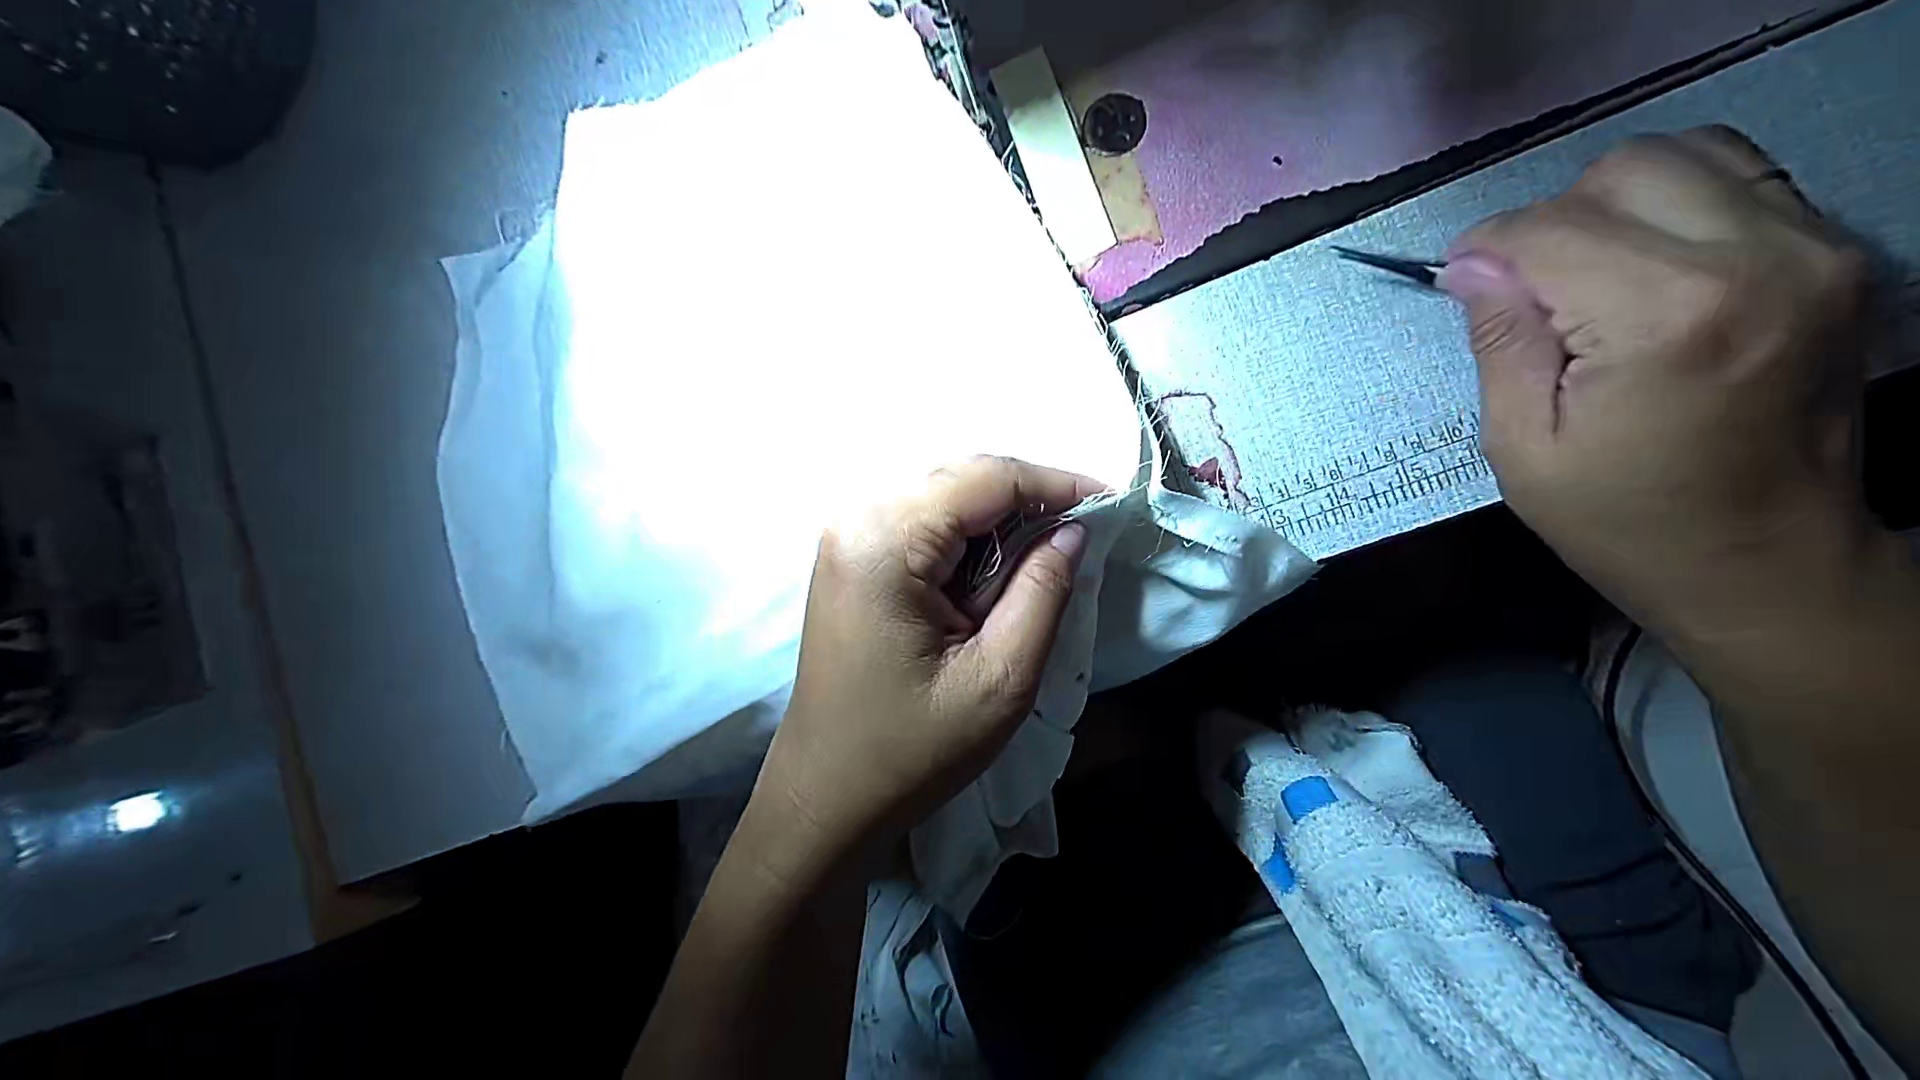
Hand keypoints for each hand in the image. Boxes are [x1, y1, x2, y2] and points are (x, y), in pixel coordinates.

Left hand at [752, 456, 1099, 867]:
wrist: (827, 795)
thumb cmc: (911, 750)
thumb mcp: (999, 679)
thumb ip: (1043, 592)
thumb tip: (1074, 530)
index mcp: (885, 540)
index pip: (984, 478)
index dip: (1054, 483)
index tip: (1108, 501)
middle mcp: (856, 519)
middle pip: (961, 479)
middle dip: (1026, 500)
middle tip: (1078, 535)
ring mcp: (846, 537)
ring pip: (943, 497)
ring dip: (998, 522)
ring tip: (1039, 562)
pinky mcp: (850, 558)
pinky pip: (922, 524)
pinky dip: (967, 540)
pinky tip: (990, 576)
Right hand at [1439, 127, 1874, 633]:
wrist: (1762, 559)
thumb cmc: (1619, 519)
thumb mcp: (1521, 446)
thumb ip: (1500, 341)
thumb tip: (1468, 267)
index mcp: (1666, 316)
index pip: (1550, 227)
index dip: (1485, 247)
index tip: (1457, 280)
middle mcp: (1760, 257)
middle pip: (1624, 169)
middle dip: (1549, 220)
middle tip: (1522, 289)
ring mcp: (1818, 247)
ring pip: (1689, 155)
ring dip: (1612, 206)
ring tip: (1581, 278)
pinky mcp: (1839, 255)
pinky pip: (1739, 182)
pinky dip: (1670, 210)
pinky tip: (1641, 275)